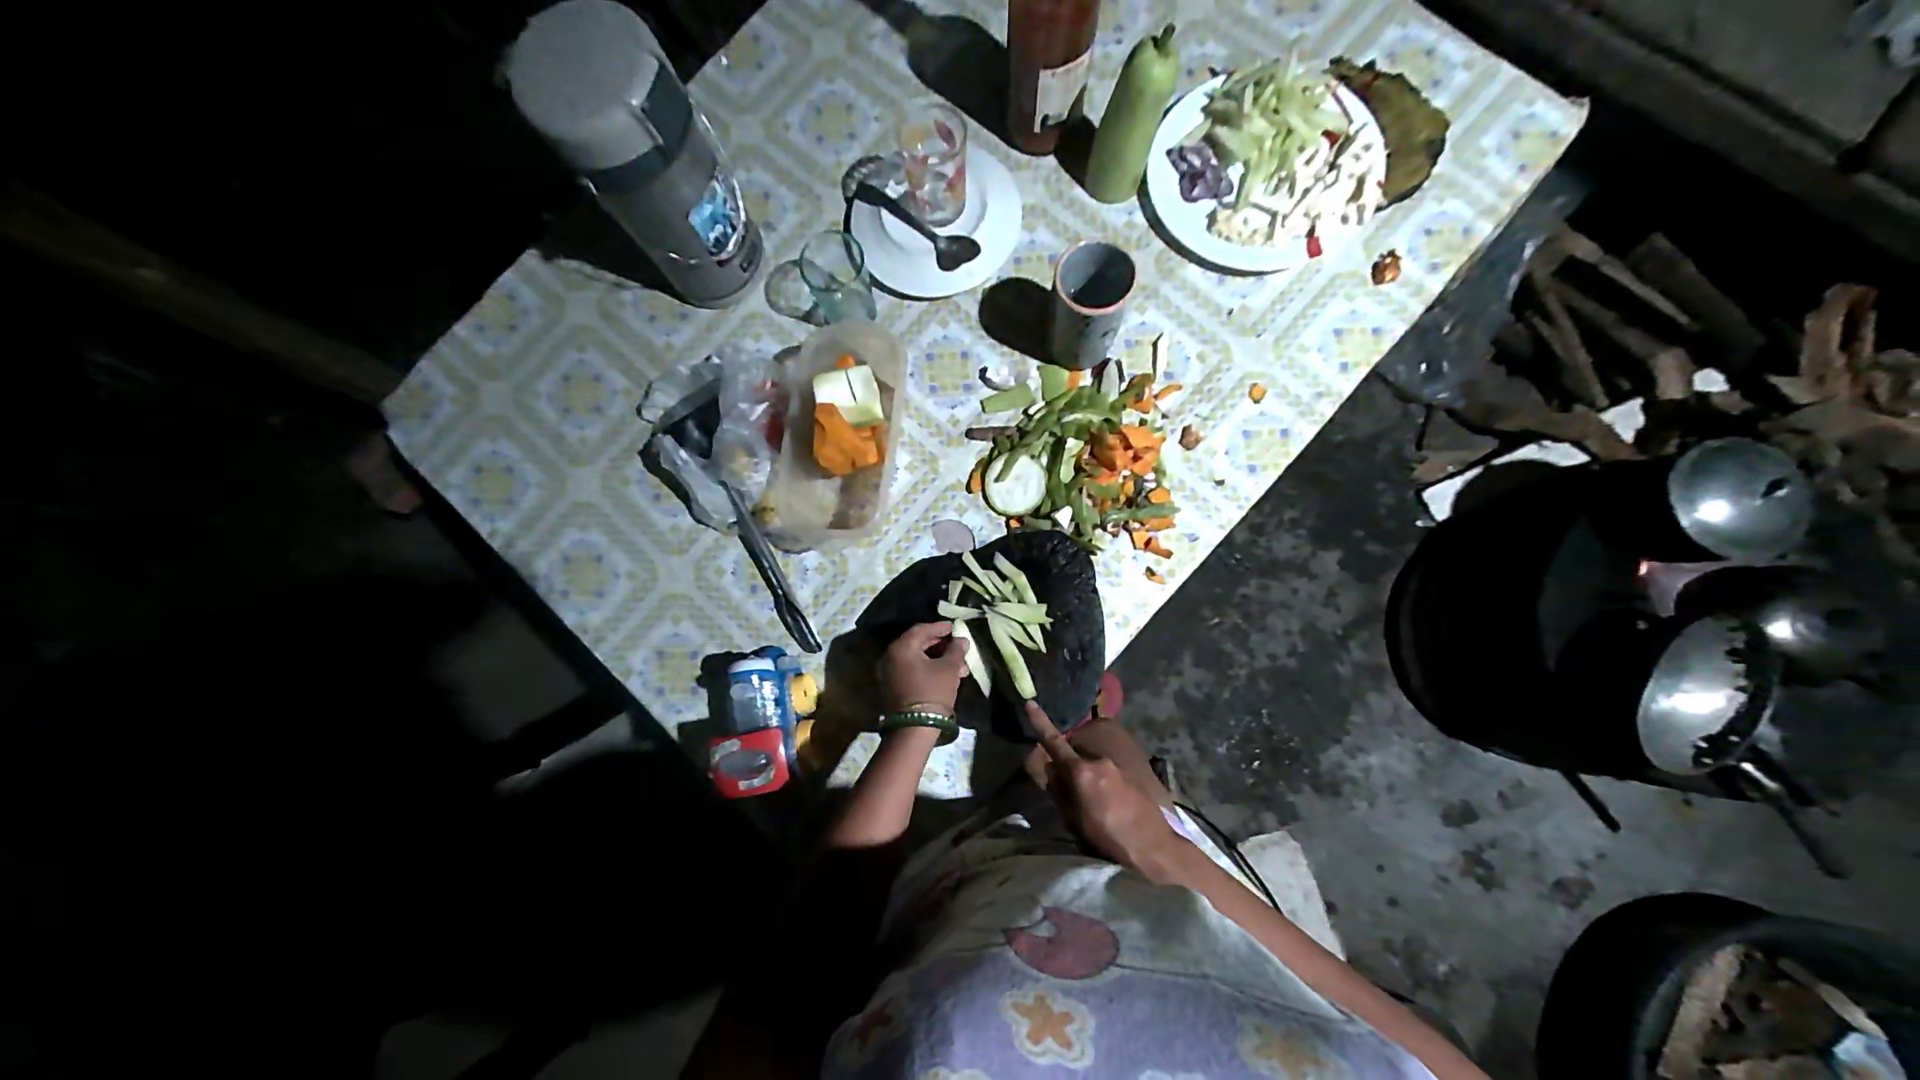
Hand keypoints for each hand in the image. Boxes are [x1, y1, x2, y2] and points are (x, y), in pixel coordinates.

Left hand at [879, 621, 969, 712]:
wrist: (914, 728)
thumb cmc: (933, 692)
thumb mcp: (949, 668)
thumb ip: (956, 650)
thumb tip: (961, 639)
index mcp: (901, 647)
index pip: (922, 629)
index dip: (941, 627)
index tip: (956, 627)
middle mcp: (891, 656)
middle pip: (918, 643)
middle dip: (941, 645)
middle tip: (958, 646)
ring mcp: (890, 672)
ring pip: (917, 658)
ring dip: (938, 659)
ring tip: (959, 665)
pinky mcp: (893, 686)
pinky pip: (912, 670)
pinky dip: (928, 668)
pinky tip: (946, 674)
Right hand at [1024, 701, 1191, 884]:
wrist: (1153, 848)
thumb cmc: (1108, 838)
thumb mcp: (1074, 819)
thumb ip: (1060, 791)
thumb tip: (1051, 769)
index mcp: (1082, 771)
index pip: (1055, 742)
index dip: (1041, 722)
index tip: (1031, 703)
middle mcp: (1100, 760)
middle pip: (1075, 753)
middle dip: (1068, 763)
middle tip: (1067, 788)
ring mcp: (1119, 764)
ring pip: (1093, 761)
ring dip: (1087, 772)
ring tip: (1092, 800)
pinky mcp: (1133, 772)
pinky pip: (1108, 769)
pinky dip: (1101, 778)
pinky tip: (1110, 801)